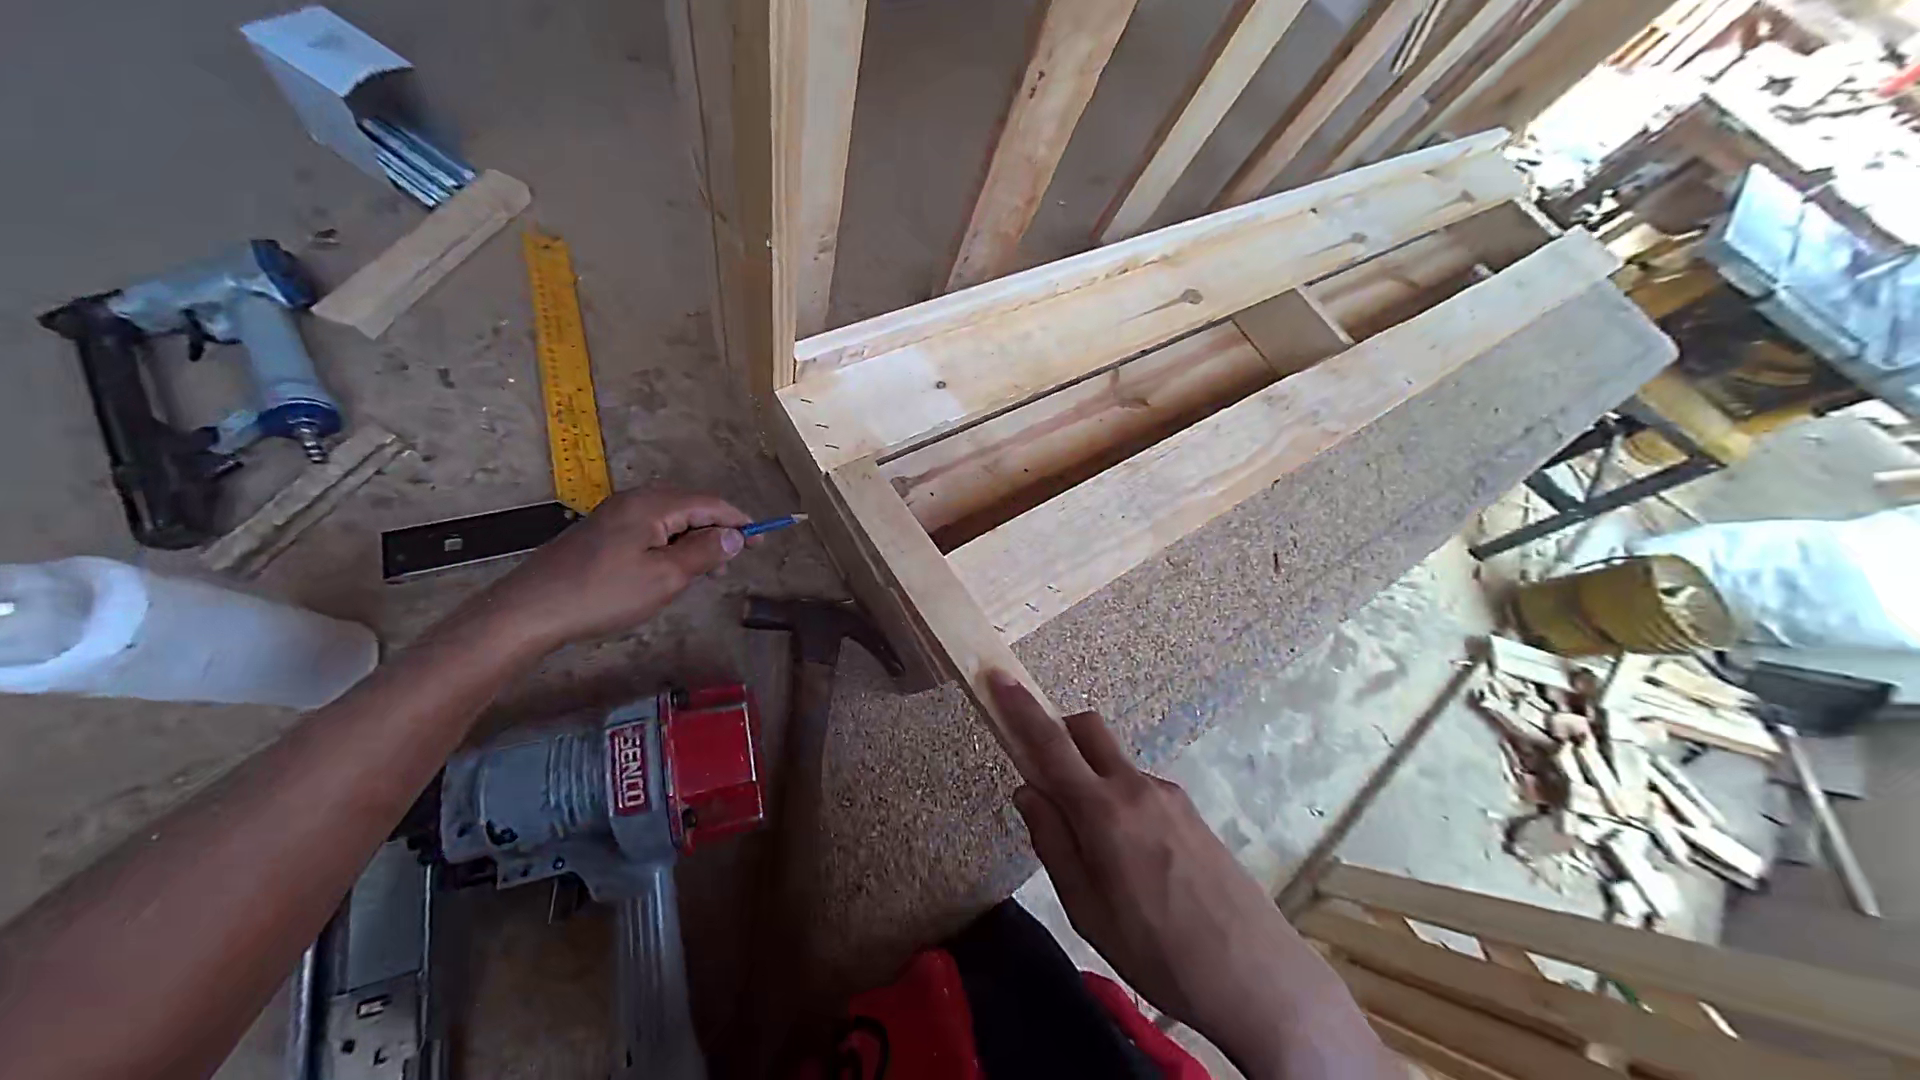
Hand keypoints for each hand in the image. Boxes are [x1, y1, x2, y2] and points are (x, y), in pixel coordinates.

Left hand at [465, 489, 750, 653]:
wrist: (532, 609)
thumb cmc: (604, 593)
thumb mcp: (665, 577)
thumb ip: (704, 553)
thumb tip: (734, 535)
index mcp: (653, 505)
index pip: (710, 504)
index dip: (740, 521)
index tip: (762, 540)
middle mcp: (634, 500)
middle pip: (690, 507)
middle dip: (717, 531)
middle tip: (732, 563)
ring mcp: (614, 515)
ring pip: (670, 520)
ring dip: (694, 541)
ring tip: (705, 572)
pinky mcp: (601, 533)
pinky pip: (650, 530)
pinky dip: (670, 545)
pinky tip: (670, 570)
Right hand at [989, 672, 1392, 1079]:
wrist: (1258, 977)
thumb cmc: (1157, 951)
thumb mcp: (1086, 909)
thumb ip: (1053, 841)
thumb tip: (1028, 790)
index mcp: (1104, 811)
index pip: (1051, 744)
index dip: (1021, 709)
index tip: (999, 678)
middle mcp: (1136, 787)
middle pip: (1088, 729)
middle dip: (1058, 731)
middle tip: (1045, 775)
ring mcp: (1169, 795)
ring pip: (1114, 763)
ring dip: (1090, 777)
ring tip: (1097, 851)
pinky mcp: (1191, 811)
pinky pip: (1140, 789)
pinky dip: (1119, 801)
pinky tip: (1135, 860)